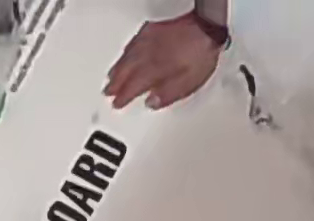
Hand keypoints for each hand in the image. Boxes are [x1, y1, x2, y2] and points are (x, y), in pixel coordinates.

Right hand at [104, 14, 220, 109]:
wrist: (205, 23)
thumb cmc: (199, 53)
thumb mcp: (187, 84)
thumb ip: (168, 94)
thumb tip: (151, 103)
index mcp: (155, 69)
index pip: (134, 86)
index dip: (124, 97)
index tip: (116, 104)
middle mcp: (148, 54)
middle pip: (127, 70)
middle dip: (116, 83)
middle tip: (108, 92)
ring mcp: (149, 39)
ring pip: (127, 56)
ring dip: (118, 69)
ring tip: (111, 78)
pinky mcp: (152, 29)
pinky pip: (133, 43)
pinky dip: (125, 52)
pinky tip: (124, 55)